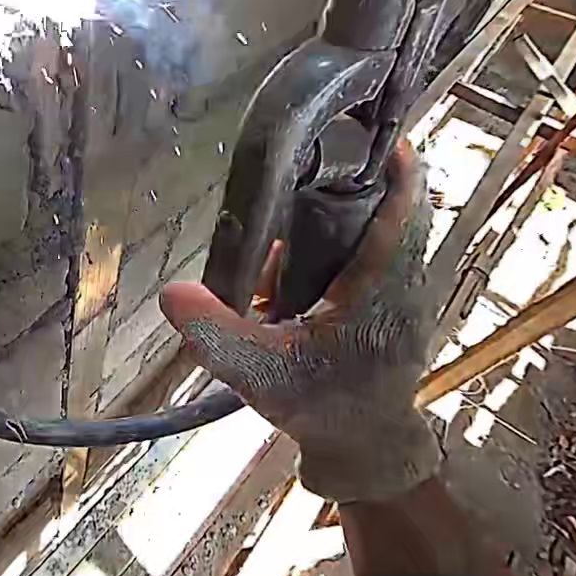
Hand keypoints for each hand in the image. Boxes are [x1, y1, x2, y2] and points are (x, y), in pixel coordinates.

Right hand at [159, 141, 444, 500]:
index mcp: (382, 285)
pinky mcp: (386, 302)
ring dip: (335, 216)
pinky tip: (283, 268)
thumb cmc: (324, 409)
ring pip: (374, 230)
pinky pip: (363, 255)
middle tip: (299, 163)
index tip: (368, 124)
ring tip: (281, 219)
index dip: (393, 160)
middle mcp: (400, 279)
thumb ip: (215, 333)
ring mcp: (398, 290)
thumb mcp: (261, 375)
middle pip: (388, 205)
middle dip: (348, 179)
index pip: (403, 205)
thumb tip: (172, 292)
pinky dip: (329, 247)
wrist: (364, 451)